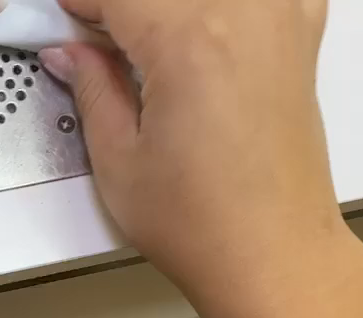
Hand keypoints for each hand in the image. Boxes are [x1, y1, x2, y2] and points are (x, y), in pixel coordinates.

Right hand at [39, 0, 356, 317]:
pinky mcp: (301, 31)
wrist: (267, 249)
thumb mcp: (118, 162)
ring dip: (168, 5)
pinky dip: (221, 6)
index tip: (61, 12)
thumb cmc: (197, 221)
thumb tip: (69, 53)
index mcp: (188, 40)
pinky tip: (202, 28)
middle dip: (123, 2)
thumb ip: (93, 90)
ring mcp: (282, 13)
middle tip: (95, 29)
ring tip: (141, 36)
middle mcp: (244, 9)